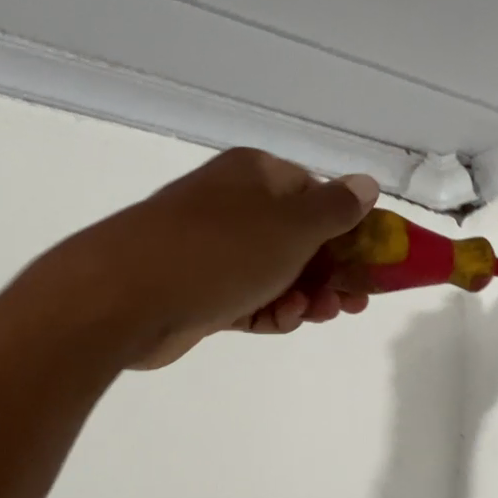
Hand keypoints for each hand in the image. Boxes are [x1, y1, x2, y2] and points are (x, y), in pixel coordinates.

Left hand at [34, 147, 378, 369]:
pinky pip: (248, 298)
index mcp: (256, 175)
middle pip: (300, 237)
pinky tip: (284, 322)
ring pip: (276, 272)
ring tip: (322, 315)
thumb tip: (367, 184)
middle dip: (332, 271)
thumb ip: (336, 209)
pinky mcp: (198, 290)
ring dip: (305, 295)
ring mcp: (212, 249)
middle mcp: (234, 206)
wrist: (124, 297)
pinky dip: (270, 310)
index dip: (350, 229)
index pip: (316, 195)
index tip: (373, 264)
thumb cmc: (220, 251)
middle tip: (355, 301)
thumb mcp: (292, 227)